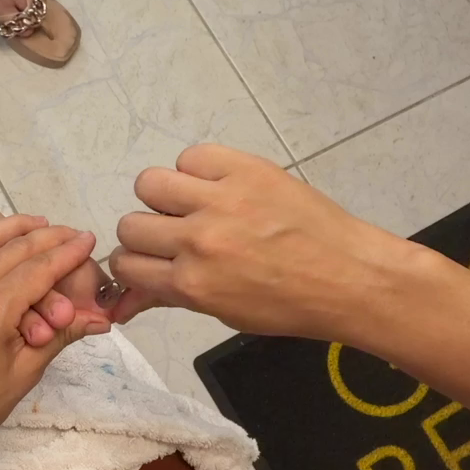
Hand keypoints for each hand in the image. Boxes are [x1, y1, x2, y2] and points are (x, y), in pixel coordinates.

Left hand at [0, 214, 104, 468]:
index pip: (40, 269)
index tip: (91, 240)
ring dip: (16, 227)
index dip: (68, 254)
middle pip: (16, 248)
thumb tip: (101, 319)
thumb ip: (60, 336)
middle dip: (49, 237)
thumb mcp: (24, 372)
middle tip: (77, 232)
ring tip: (44, 222)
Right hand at [107, 144, 424, 342]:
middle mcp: (197, 241)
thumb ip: (166, 298)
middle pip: (130, 225)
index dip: (133, 264)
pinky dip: (197, 170)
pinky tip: (217, 185)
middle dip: (147, 234)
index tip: (150, 261)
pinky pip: (191, 157)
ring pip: (150, 184)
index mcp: (191, 284)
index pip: (125, 264)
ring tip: (192, 205)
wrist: (350, 277)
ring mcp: (219, 201)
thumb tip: (119, 305)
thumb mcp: (220, 312)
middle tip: (175, 236)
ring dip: (164, 197)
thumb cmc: (285, 304)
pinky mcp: (244, 169)